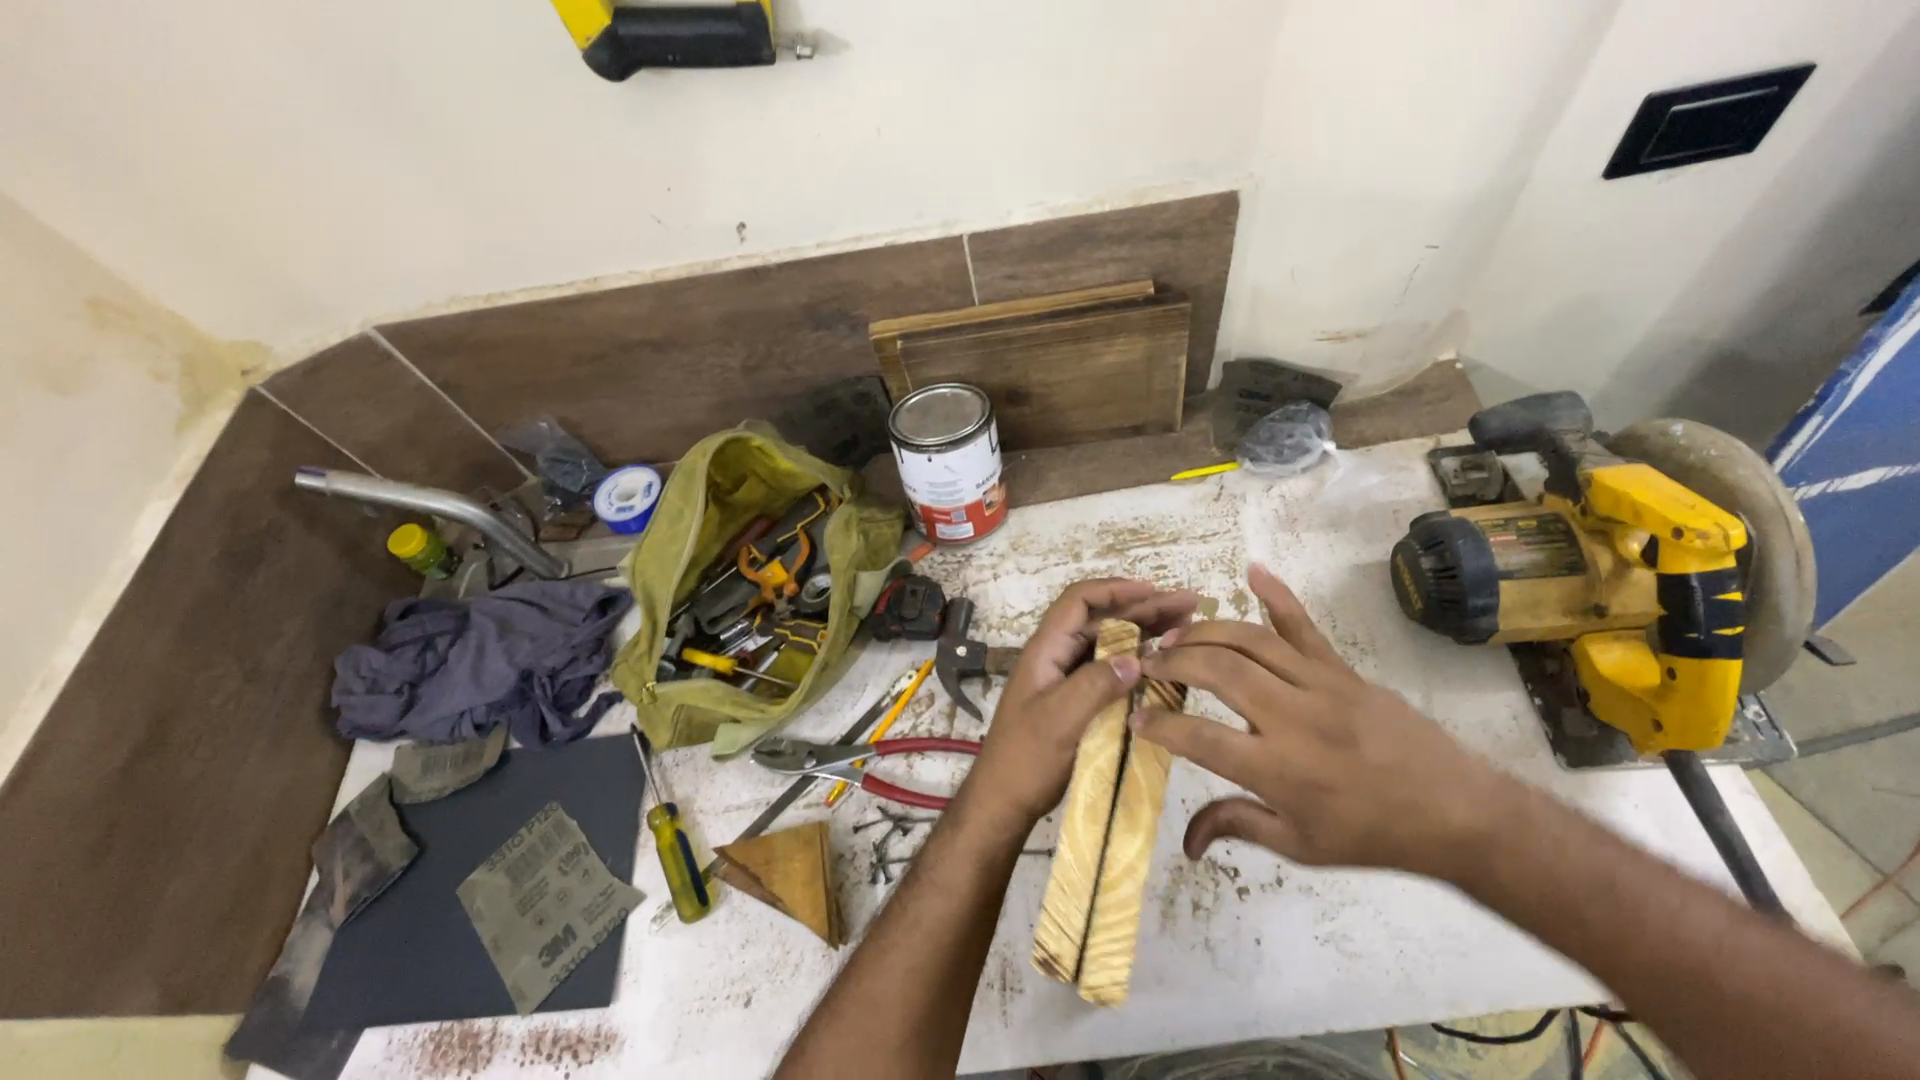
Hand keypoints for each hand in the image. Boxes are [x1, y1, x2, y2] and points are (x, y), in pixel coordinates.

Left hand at [966, 578, 1199, 827]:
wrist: (1004, 801)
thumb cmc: (1026, 759)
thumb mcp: (1059, 720)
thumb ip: (1095, 686)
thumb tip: (1137, 658)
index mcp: (1045, 651)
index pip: (1079, 601)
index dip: (1116, 590)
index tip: (1155, 591)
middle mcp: (1056, 658)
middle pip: (1101, 619)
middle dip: (1143, 608)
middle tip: (1189, 606)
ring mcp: (1066, 680)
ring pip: (1108, 643)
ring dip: (1144, 632)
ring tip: (1186, 628)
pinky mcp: (1077, 702)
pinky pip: (1109, 671)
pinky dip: (1137, 662)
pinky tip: (1164, 667)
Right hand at [1132, 565, 1518, 879]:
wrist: (1455, 810)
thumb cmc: (1370, 834)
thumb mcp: (1299, 845)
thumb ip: (1237, 827)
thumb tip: (1184, 843)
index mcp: (1279, 770)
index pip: (1200, 739)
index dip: (1160, 726)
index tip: (1134, 719)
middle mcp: (1294, 719)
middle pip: (1219, 671)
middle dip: (1174, 661)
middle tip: (1147, 663)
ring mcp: (1320, 686)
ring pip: (1250, 640)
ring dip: (1205, 632)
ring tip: (1174, 634)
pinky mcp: (1342, 670)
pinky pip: (1303, 626)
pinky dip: (1277, 595)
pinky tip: (1252, 570)